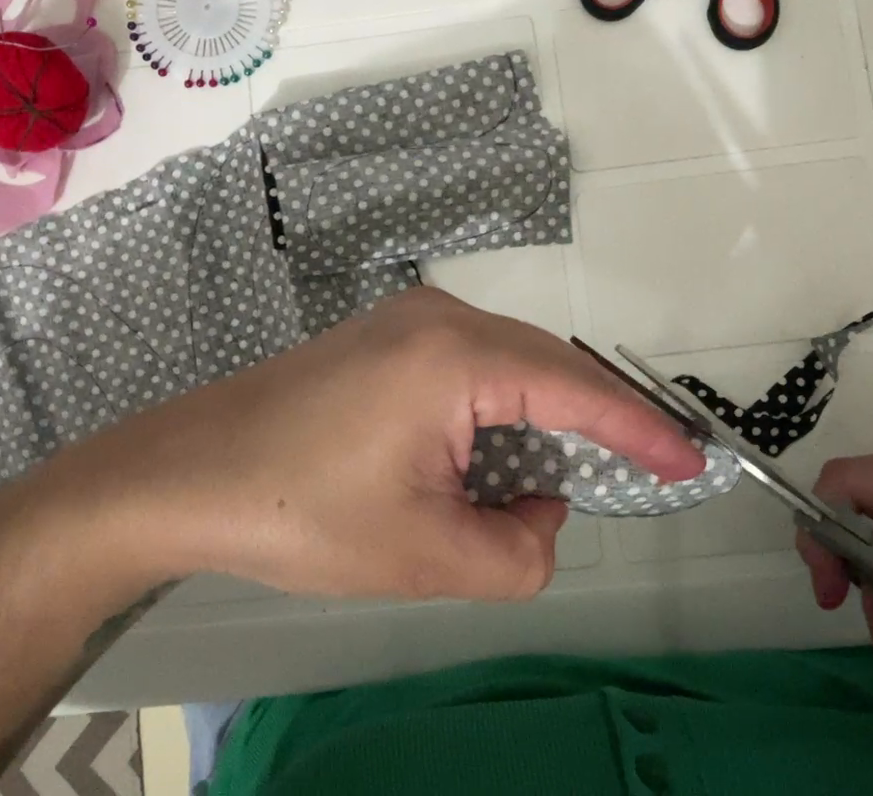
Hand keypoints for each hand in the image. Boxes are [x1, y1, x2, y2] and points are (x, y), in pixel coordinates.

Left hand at [57, 287, 705, 601]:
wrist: (183, 476)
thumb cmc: (301, 515)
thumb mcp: (427, 556)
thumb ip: (520, 550)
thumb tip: (542, 510)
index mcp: (458, 356)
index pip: (577, 390)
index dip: (639, 429)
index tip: (689, 460)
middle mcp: (440, 318)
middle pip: (547, 368)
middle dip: (591, 425)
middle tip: (635, 473)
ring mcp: (407, 320)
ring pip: (508, 367)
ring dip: (536, 424)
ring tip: (548, 483)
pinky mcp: (383, 338)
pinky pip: (469, 366)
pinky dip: (495, 412)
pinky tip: (487, 457)